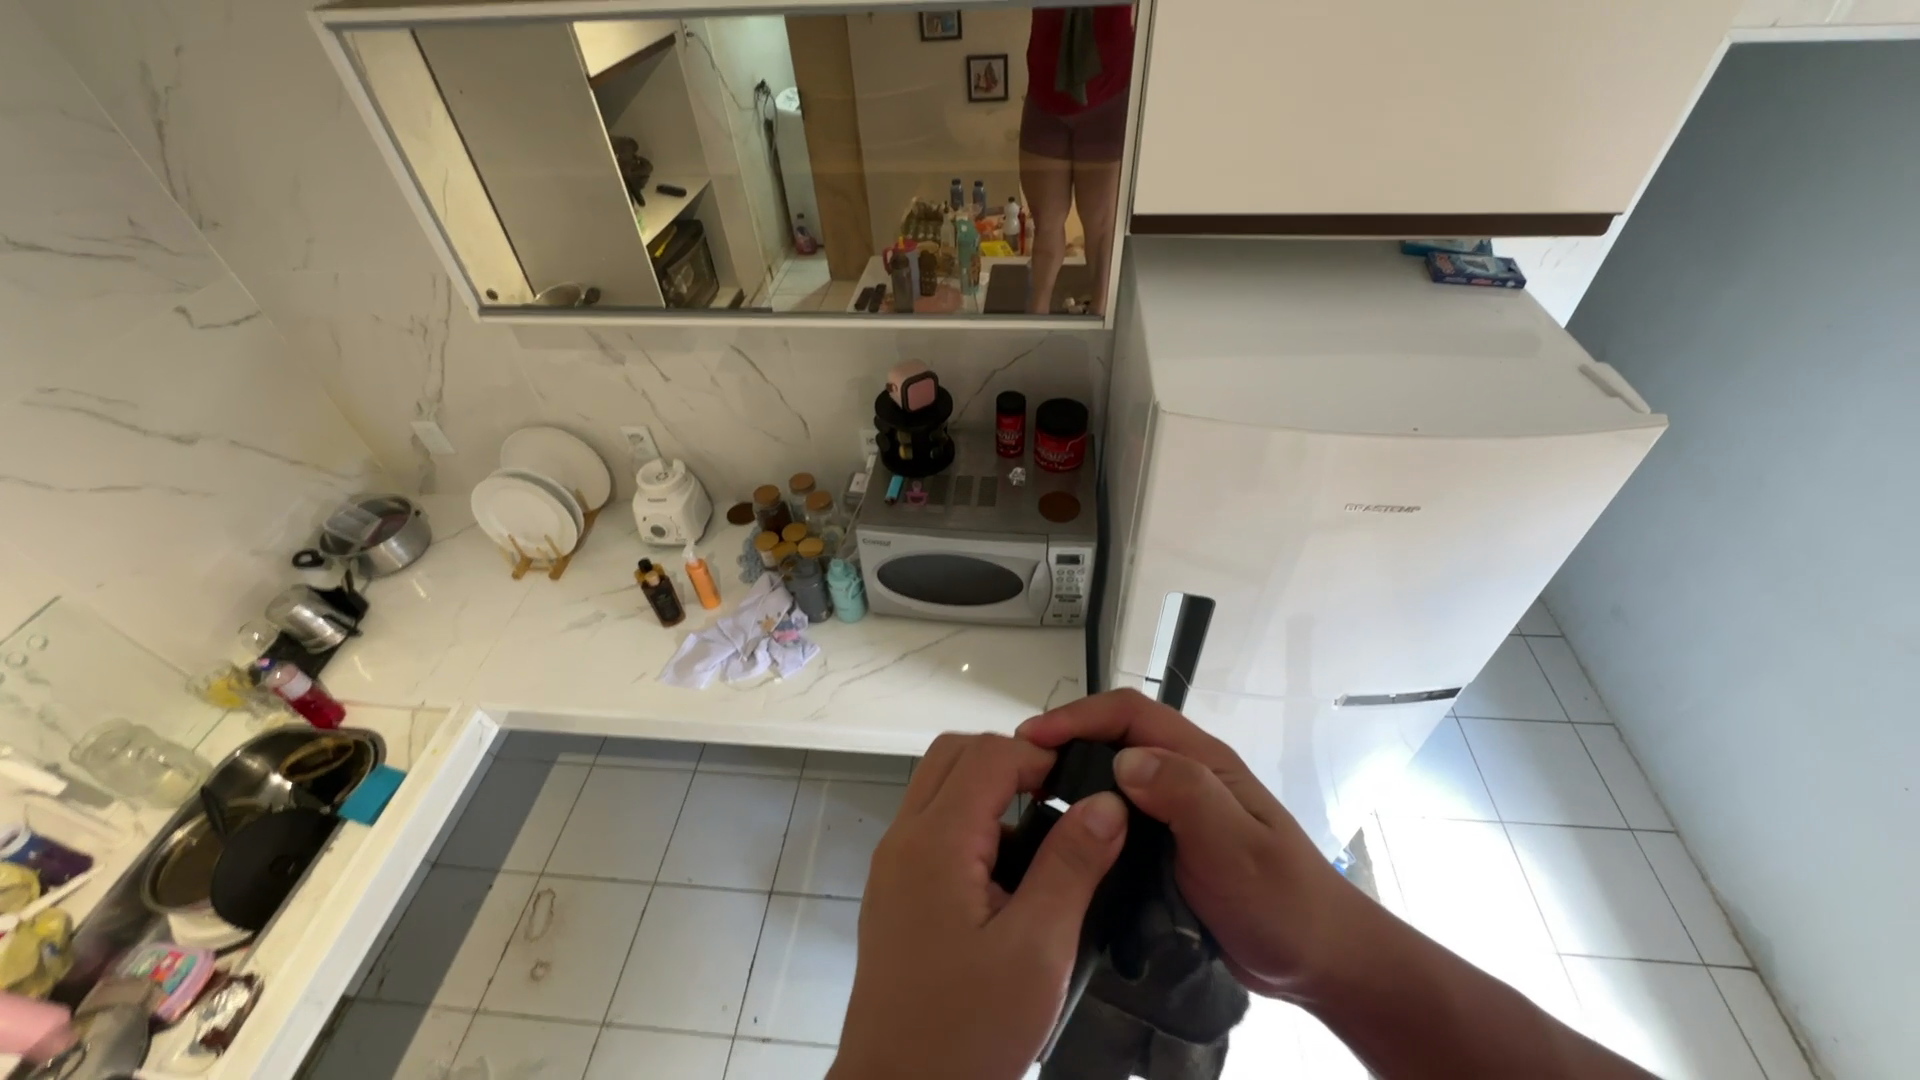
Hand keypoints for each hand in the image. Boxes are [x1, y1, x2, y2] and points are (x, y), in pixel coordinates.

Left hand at [832, 733, 1128, 1079]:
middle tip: (1057, 796)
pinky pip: (932, 824)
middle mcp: (904, 839)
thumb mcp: (1038, 950)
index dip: (1039, 756)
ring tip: (1039, 833)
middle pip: (954, 754)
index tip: (1082, 785)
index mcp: (936, 843)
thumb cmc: (968, 1030)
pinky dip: (970, 820)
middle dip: (1009, 759)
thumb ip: (1072, 866)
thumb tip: (1106, 804)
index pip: (988, 755)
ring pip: (938, 785)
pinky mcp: (894, 889)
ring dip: (988, 788)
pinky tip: (1007, 873)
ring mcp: (893, 863)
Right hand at [1017, 690, 1359, 998]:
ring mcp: (1180, 809)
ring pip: (1116, 774)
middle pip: (1118, 736)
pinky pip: (1122, 813)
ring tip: (1032, 799)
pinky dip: (1090, 814)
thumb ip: (1186, 797)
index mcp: (1202, 761)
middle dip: (1068, 740)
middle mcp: (1187, 774)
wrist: (1319, 961)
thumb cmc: (1283, 903)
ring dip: (1075, 775)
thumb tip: (1123, 762)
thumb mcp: (1236, 848)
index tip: (1033, 738)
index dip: (1079, 716)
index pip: (1131, 714)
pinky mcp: (1171, 843)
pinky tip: (1069, 837)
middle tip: (1022, 769)